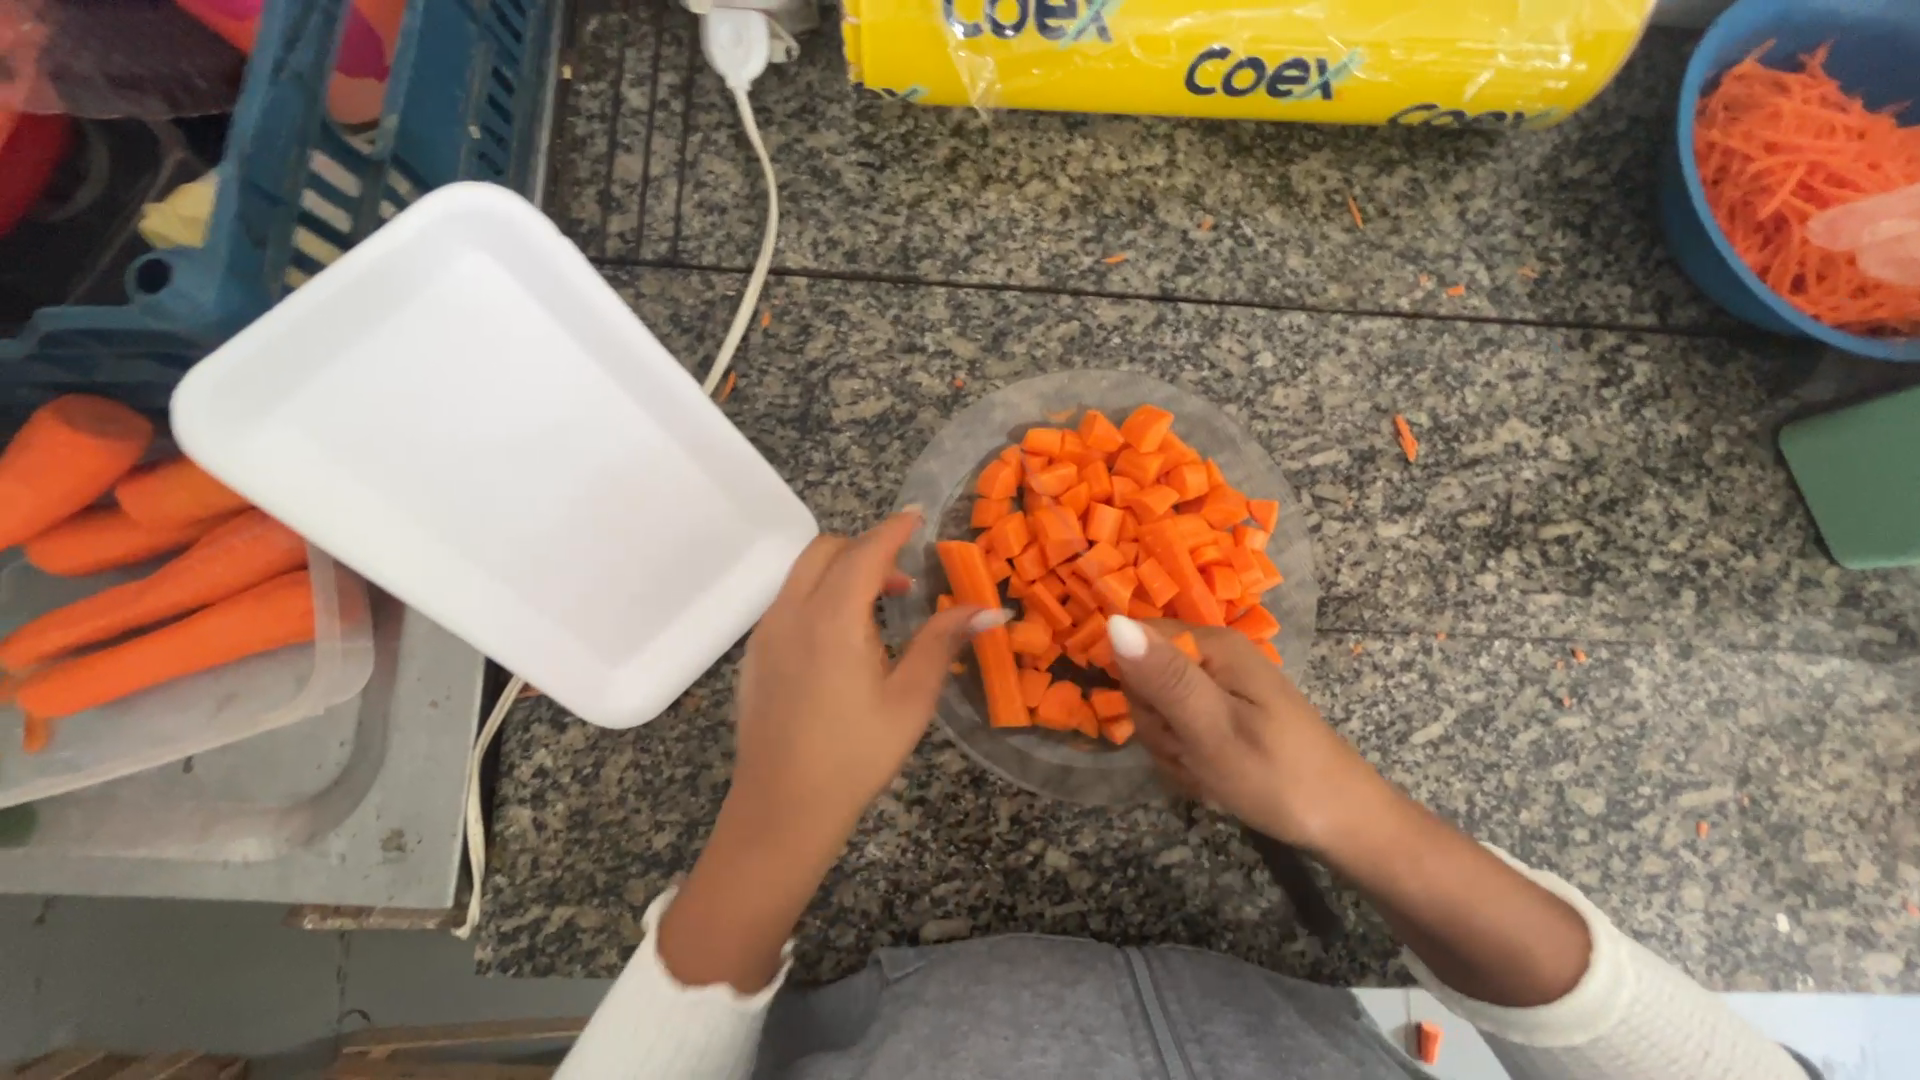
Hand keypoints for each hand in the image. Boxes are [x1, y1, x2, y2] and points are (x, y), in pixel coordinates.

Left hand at [726, 508, 996, 855]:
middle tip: (902, 580)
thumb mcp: (911, 699)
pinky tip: (841, 643)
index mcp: (832, 618)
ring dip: (840, 572)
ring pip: (801, 575)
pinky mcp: (754, 656)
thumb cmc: (855, 755)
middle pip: (825, 551)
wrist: (782, 809)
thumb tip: (990, 610)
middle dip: (865, 549)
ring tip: (877, 612)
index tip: (916, 517)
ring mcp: (765, 634)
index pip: (865, 552)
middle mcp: (791, 613)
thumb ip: (943, 643)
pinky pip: (787, 603)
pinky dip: (817, 597)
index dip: (894, 529)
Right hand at [1107, 615, 1595, 1007]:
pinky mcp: (1225, 713)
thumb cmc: (1279, 778)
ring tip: (1208, 770)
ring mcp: (1221, 685)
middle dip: (1157, 726)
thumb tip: (1111, 621)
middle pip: (1143, 680)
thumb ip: (1163, 677)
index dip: (1137, 687)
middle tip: (1193, 753)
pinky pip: (1180, 730)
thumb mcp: (1211, 730)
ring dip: (1171, 749)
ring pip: (1157, 711)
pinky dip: (1187, 759)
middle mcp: (1216, 655)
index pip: (1134, 643)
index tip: (1167, 723)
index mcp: (1214, 646)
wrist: (1344, 823)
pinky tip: (1213, 778)